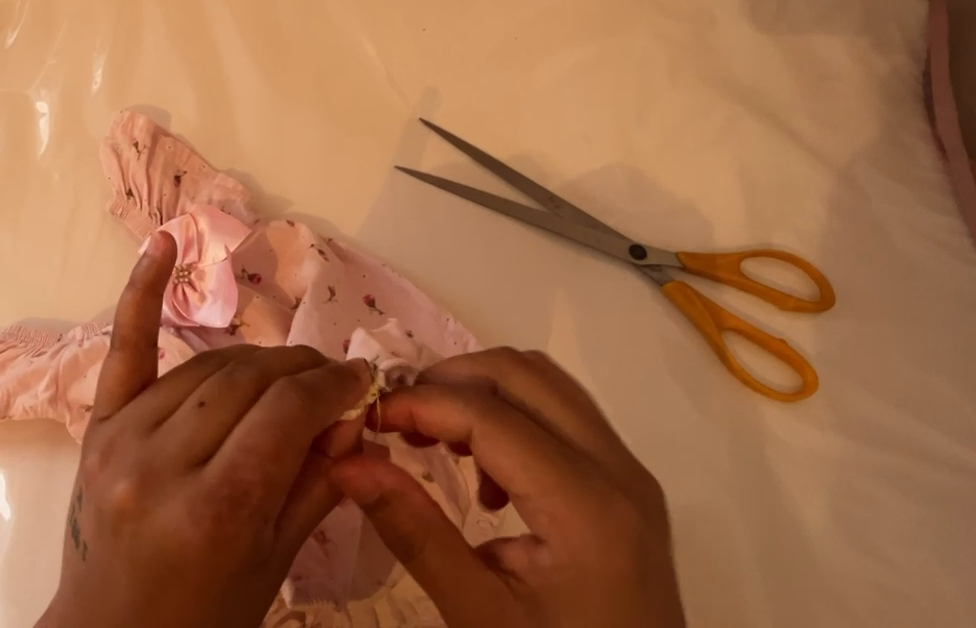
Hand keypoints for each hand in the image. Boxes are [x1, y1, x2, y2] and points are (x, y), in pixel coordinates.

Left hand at [37, 232, 372, 627]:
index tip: (362, 380)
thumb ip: (317, 481)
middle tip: (334, 380)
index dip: (334, 386)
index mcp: (214, 509)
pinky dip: (143, 292)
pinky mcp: (100, 423)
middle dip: (304, 372)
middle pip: (250, 381)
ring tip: (292, 373)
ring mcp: (122, 436)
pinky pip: (126, 348)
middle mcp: (162, 462)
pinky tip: (163, 244)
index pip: (287, 412)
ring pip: (210, 368)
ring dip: (259, 363)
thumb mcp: (274, 563)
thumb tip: (353, 416)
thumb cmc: (203, 616)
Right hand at [332, 348, 684, 626]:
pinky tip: (485, 477)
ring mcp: (628, 474)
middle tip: (399, 420)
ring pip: (543, 381)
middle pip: (520, 372)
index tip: (367, 420)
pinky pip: (560, 411)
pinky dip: (510, 413)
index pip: (487, 414)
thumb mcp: (480, 618)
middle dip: (448, 381)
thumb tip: (346, 463)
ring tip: (436, 438)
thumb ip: (414, 532)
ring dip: (479, 391)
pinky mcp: (626, 486)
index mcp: (585, 506)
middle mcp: (617, 470)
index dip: (418, 404)